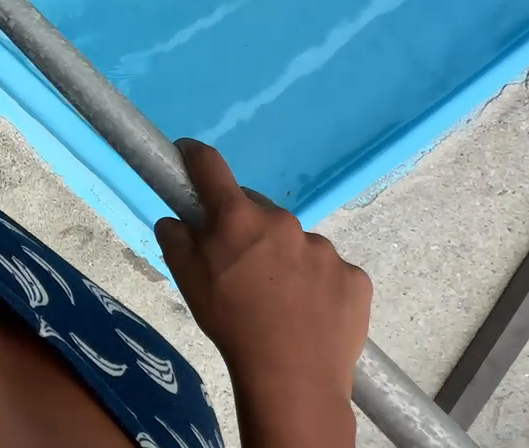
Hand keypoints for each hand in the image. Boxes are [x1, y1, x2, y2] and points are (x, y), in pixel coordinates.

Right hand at [155, 139, 370, 404]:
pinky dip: (313, 278)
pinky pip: (326, 266)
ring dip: (279, 252)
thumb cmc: (228, 316)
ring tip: (275, 292)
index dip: (193, 154)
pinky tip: (305, 306)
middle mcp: (283, 221)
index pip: (209, 163)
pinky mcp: (356, 278)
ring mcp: (325, 249)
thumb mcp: (181, 271)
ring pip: (291, 238)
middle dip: (241, 223)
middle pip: (254, 207)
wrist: (292, 375)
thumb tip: (181, 219)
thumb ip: (173, 231)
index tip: (186, 156)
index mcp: (237, 215)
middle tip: (234, 258)